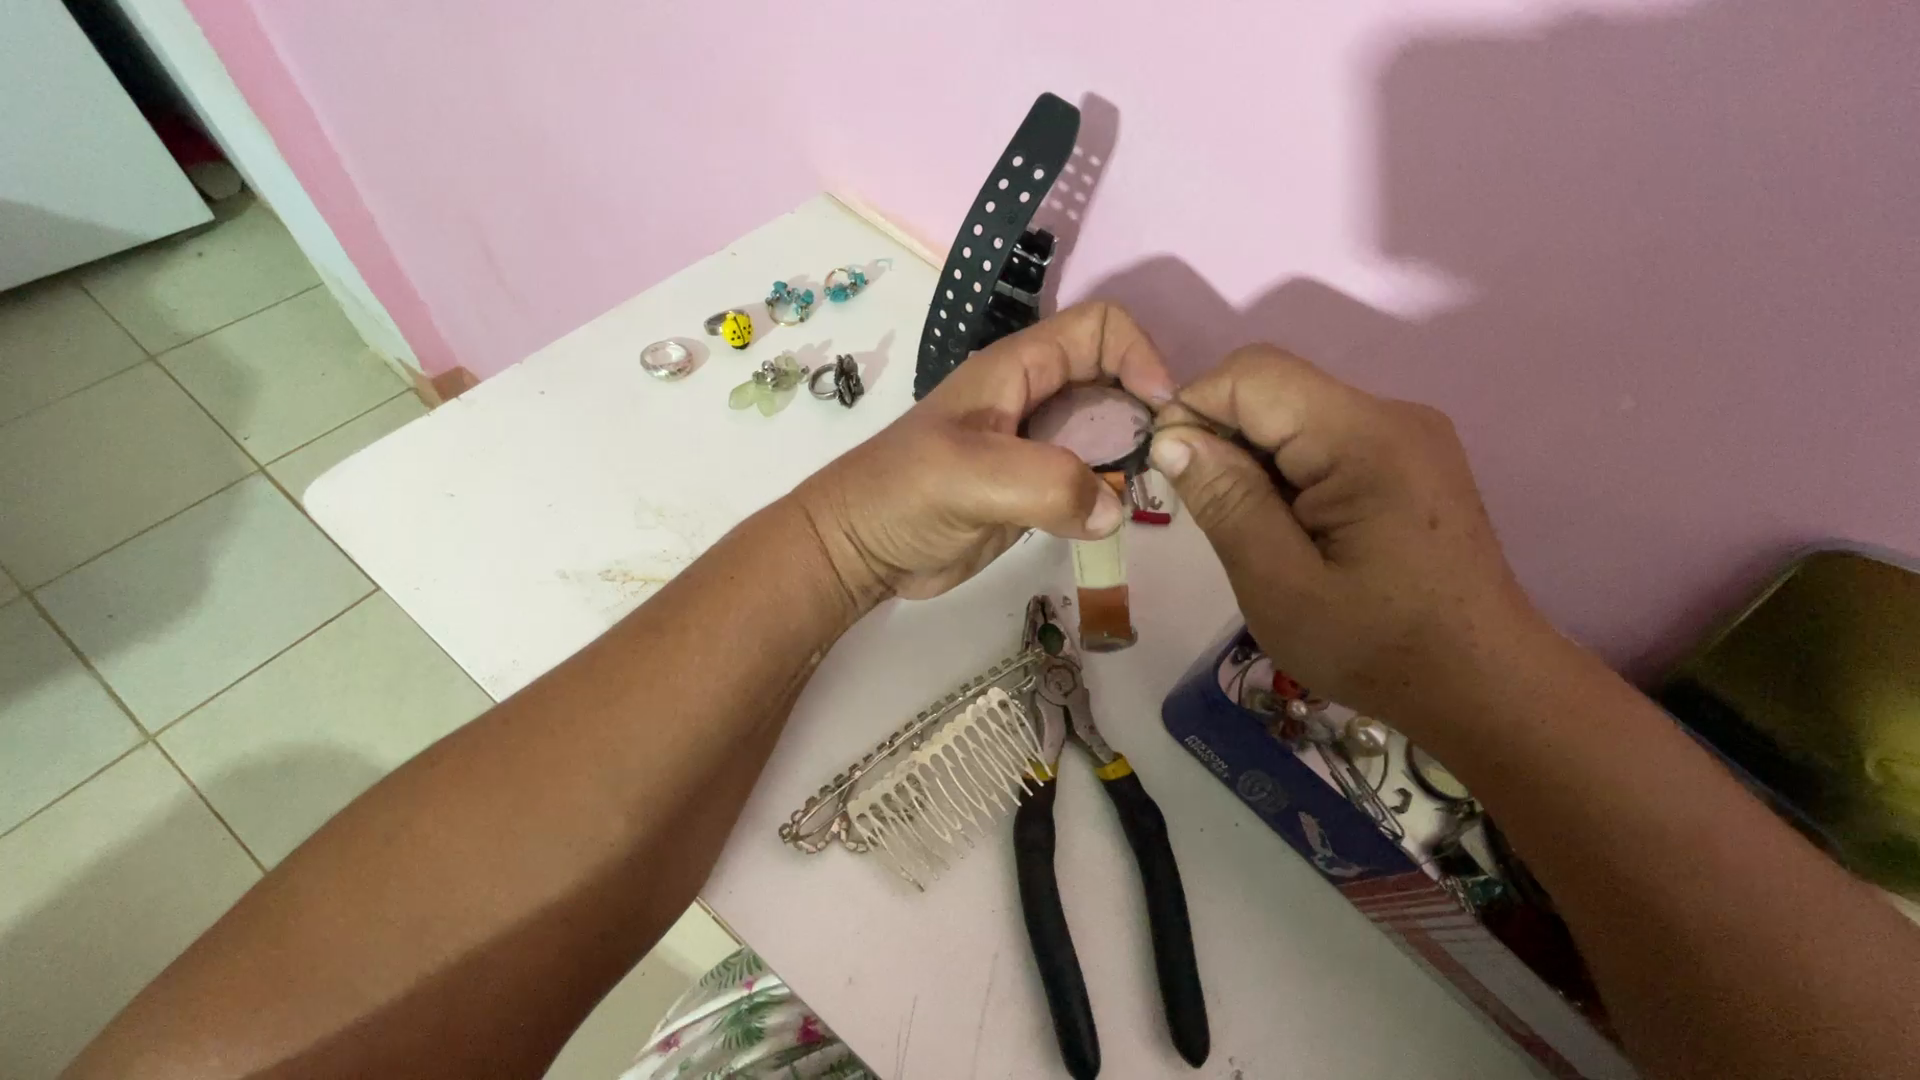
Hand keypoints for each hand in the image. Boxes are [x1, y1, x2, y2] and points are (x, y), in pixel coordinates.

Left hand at [797, 302, 1175, 603]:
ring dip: (1129, 460)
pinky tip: (1111, 519)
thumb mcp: (970, 476)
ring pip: (1105, 435)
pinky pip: (1088, 482)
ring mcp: (1034, 448)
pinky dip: (1108, 495)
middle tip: (1160, 464)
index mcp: (1016, 370)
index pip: (1099, 329)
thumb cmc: (902, 494)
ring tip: (1140, 496)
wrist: (861, 551)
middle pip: (1112, 382)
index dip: (1138, 356)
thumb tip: (1114, 509)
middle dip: (1142, 414)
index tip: (1159, 411)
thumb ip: (1048, 484)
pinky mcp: (1034, 493)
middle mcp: (1032, 400)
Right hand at [1149, 346, 1546, 718]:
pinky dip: (1284, 470)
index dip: (1194, 408)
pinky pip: (1322, 438)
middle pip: (1274, 387)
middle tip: (1209, 513)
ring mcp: (1405, 435)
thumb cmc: (1375, 646)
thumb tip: (1170, 438)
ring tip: (1253, 529)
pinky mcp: (1407, 458)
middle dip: (1221, 436)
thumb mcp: (1279, 585)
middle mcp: (1391, 415)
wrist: (1481, 685)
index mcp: (1364, 439)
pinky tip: (1288, 526)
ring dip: (1252, 458)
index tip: (1172, 474)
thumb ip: (1226, 502)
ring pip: (1293, 412)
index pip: (1252, 374)